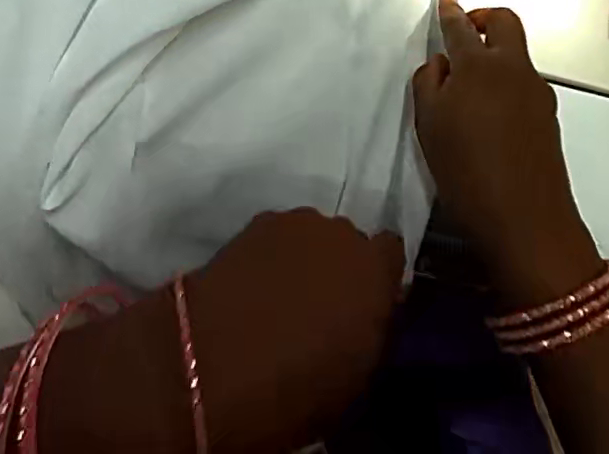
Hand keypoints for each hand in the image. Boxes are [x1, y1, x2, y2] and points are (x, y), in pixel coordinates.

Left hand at [186, 209, 403, 451]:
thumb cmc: (297, 387)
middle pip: (350, 242)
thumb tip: (375, 312)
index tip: (368, 302)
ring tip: (281, 294)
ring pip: (313, 236)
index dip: (381, 275)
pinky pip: (279, 235)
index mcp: (375, 270)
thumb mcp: (357, 377)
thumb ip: (374, 330)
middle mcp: (343, 234)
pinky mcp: (260, 221)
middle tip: (320, 304)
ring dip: (307, 257)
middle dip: (340, 267)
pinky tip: (254, 284)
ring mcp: (299, 222)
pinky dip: (272, 254)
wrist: (215, 363)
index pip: (392, 251)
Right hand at [412, 0, 601, 305]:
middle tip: (466, 29)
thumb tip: (441, 63)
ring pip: (516, 51)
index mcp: (478, 65)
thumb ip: (429, 83)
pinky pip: (524, 80)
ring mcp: (536, 89)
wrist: (526, 220)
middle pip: (505, 20)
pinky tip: (490, 113)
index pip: (461, 26)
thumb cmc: (467, 171)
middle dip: (484, 17)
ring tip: (471, 84)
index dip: (452, 10)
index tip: (449, 0)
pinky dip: (507, 80)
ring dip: (496, 51)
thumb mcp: (429, 125)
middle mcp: (512, 68)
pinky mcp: (548, 112)